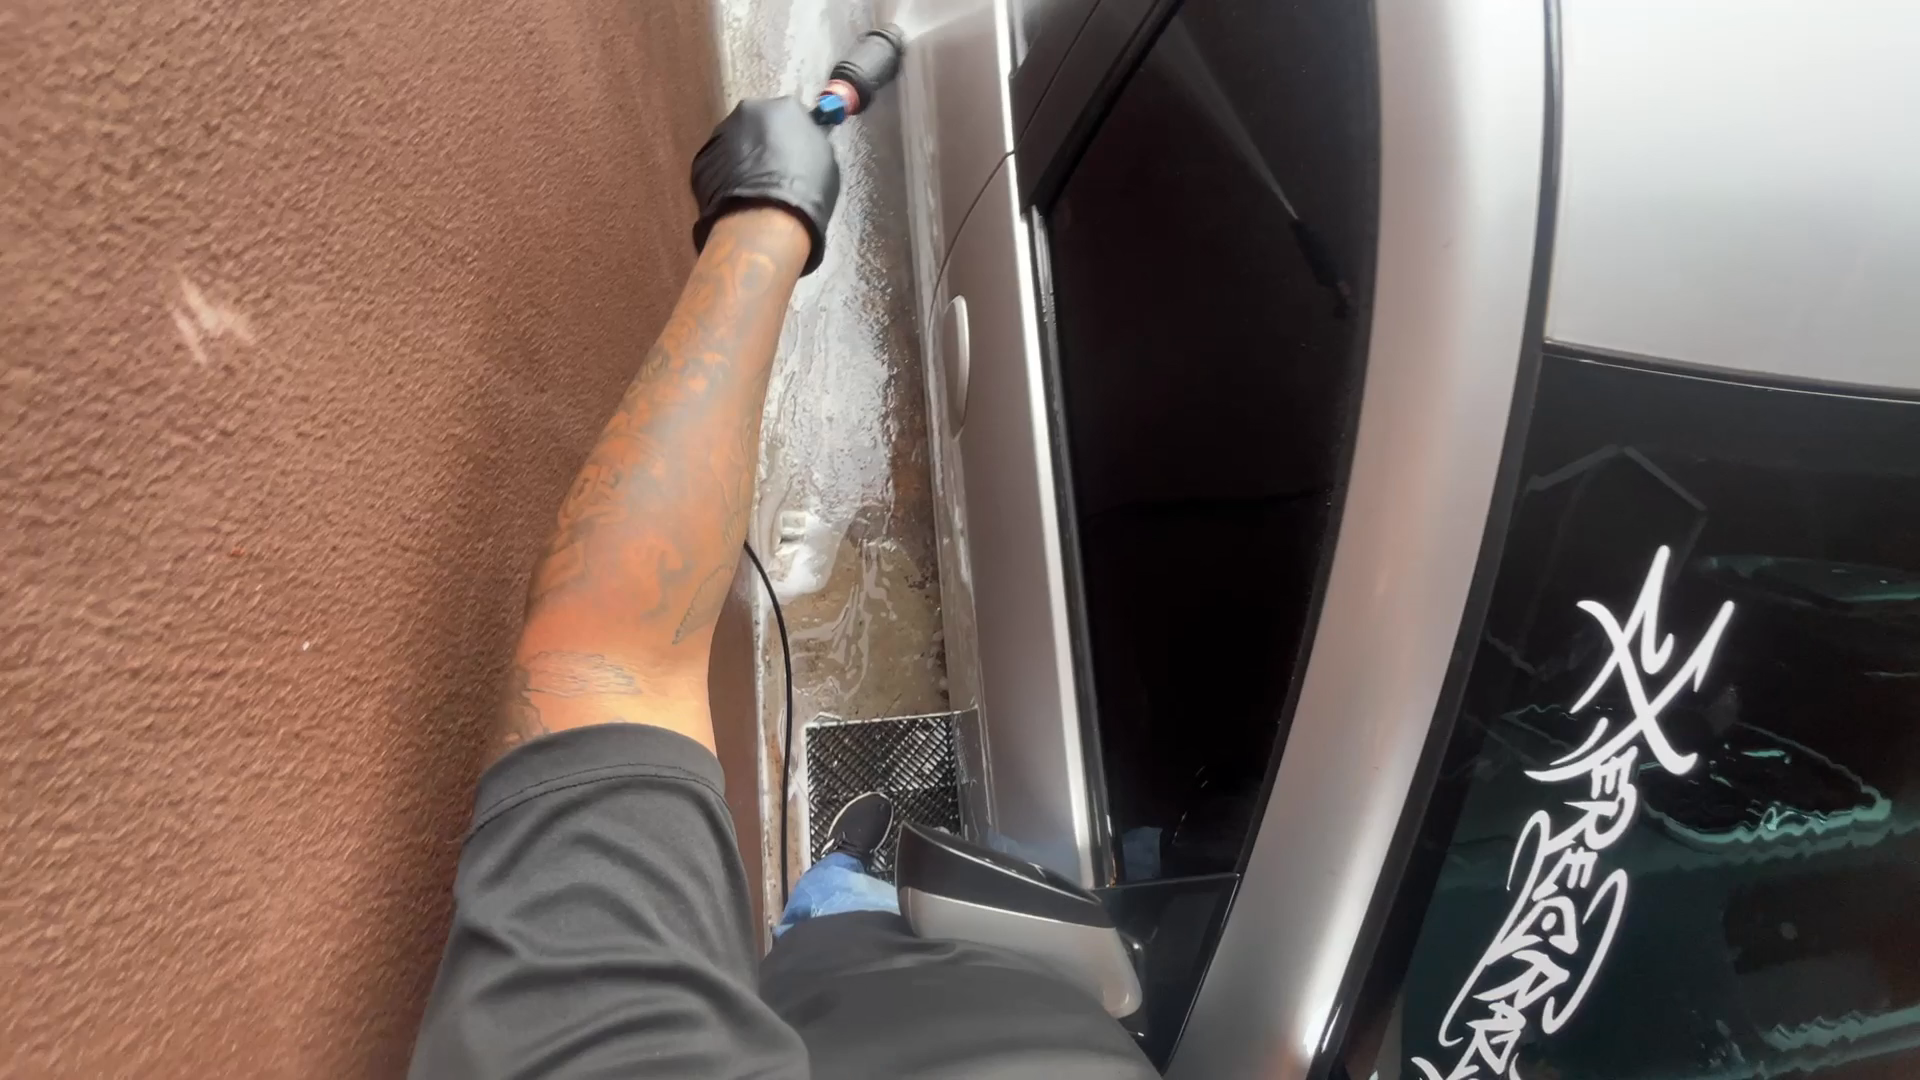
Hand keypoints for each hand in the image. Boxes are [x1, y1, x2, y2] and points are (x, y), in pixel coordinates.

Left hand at [690, 98, 839, 275]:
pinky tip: (738, 198)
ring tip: (753, 189)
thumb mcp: (825, 164)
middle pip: (758, 123)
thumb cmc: (806, 192)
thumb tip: (802, 146)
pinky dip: (726, 176)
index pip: (790, 115)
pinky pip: (718, 164)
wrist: (768, 219)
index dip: (793, 138)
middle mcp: (750, 109)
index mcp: (785, 107)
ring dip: (743, 159)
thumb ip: (810, 145)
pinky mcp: (702, 158)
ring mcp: (722, 132)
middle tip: (772, 172)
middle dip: (764, 143)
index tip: (794, 157)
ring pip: (735, 142)